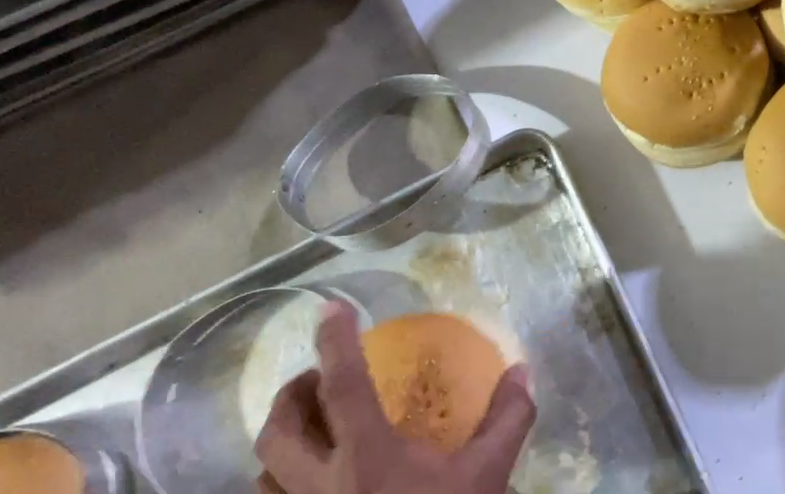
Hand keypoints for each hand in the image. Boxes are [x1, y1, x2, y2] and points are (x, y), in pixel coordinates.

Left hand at [254, 301, 535, 493]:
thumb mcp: (486, 476)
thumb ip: (507, 419)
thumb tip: (522, 370)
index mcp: (365, 456)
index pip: (343, 385)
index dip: (336, 343)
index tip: (331, 308)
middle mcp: (318, 486)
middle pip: (280, 429)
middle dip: (293, 393)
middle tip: (318, 378)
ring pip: (262, 474)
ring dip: (283, 442)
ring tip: (311, 430)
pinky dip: (281, 484)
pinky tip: (313, 482)